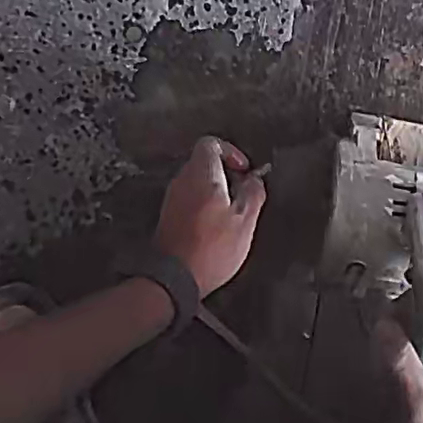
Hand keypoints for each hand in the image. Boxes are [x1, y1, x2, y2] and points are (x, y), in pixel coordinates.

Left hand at [153, 136, 266, 294]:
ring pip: (196, 181)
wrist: (172, 278)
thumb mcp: (245, 221)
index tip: (245, 171)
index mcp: (201, 174)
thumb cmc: (212, 247)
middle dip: (226, 173)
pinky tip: (216, 226)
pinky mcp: (167, 216)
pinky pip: (189, 198)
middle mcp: (182, 180)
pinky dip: (204, 203)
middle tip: (243, 193)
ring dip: (216, 190)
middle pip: (204, 162)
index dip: (231, 152)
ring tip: (232, 213)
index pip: (210, 143)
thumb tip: (255, 178)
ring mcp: (171, 198)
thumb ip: (253, 193)